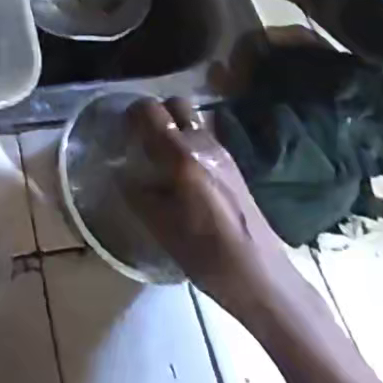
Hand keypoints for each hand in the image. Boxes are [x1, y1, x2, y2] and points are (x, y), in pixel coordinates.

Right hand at [124, 97, 301, 318]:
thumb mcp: (160, 226)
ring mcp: (223, 154)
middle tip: (142, 135)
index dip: (132, 112)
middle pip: (176, 104)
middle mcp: (203, 145)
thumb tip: (121, 172)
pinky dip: (189, 142)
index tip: (121, 128)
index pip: (151, 111)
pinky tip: (182, 172)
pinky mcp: (234, 167)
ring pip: (192, 120)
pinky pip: (204, 139)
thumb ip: (136, 192)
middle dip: (156, 113)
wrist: (261, 279)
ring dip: (174, 126)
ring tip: (160, 154)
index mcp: (181, 156)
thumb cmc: (205, 254)